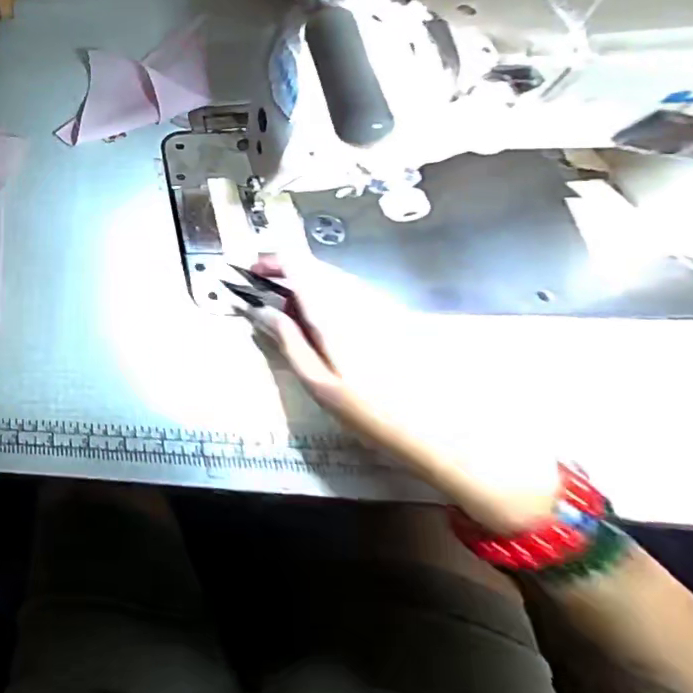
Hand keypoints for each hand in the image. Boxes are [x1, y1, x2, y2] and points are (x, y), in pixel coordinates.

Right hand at [243, 256, 562, 533]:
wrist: (443, 433)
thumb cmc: (372, 412)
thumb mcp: (318, 383)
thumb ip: (288, 340)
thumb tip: (260, 309)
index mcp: (333, 310)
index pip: (297, 263)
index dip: (270, 259)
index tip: (249, 270)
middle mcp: (356, 297)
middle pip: (313, 267)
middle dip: (283, 272)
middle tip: (261, 292)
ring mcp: (377, 304)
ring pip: (331, 279)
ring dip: (304, 285)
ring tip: (287, 311)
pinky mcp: (391, 316)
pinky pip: (349, 293)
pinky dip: (326, 298)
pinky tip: (323, 325)